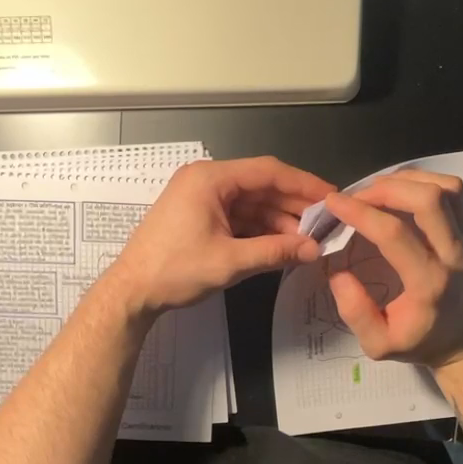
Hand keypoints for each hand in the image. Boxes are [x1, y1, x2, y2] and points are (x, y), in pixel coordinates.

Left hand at [100, 156, 333, 316]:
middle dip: (293, 205)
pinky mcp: (199, 216)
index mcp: (210, 179)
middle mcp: (206, 181)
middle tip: (325, 222)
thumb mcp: (230, 262)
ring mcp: (201, 198)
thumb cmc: (174, 271)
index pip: (268, 171)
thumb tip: (313, 250)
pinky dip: (259, 229)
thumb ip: (275, 252)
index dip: (303, 184)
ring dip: (278, 220)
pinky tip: (282, 244)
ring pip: (251, 203)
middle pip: (261, 185)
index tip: (330, 196)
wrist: (132, 292)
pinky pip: (238, 216)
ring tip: (308, 239)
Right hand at [324, 170, 462, 368]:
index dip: (360, 213)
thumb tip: (338, 273)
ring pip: (444, 188)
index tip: (332, 204)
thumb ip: (355, 312)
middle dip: (384, 188)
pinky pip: (452, 191)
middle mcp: (451, 254)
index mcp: (427, 283)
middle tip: (354, 198)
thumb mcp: (378, 344)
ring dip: (404, 181)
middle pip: (427, 199)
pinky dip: (422, 181)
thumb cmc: (420, 343)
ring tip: (374, 192)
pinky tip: (398, 192)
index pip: (394, 233)